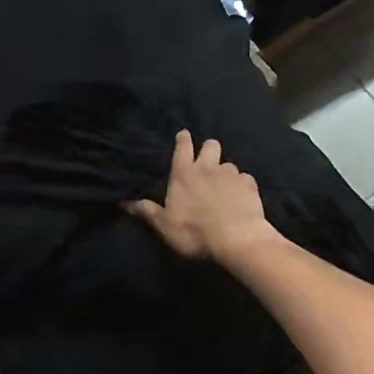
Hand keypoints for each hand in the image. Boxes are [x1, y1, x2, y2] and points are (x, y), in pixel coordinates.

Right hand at [126, 131, 278, 260]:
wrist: (236, 239)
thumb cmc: (195, 232)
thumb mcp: (165, 226)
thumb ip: (147, 211)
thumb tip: (123, 202)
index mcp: (184, 174)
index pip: (182, 147)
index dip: (183, 139)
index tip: (184, 134)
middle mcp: (208, 167)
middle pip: (211, 145)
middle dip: (209, 149)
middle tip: (207, 163)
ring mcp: (231, 174)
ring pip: (229, 164)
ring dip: (225, 173)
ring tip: (225, 187)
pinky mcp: (250, 184)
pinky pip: (245, 179)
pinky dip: (242, 186)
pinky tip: (241, 198)